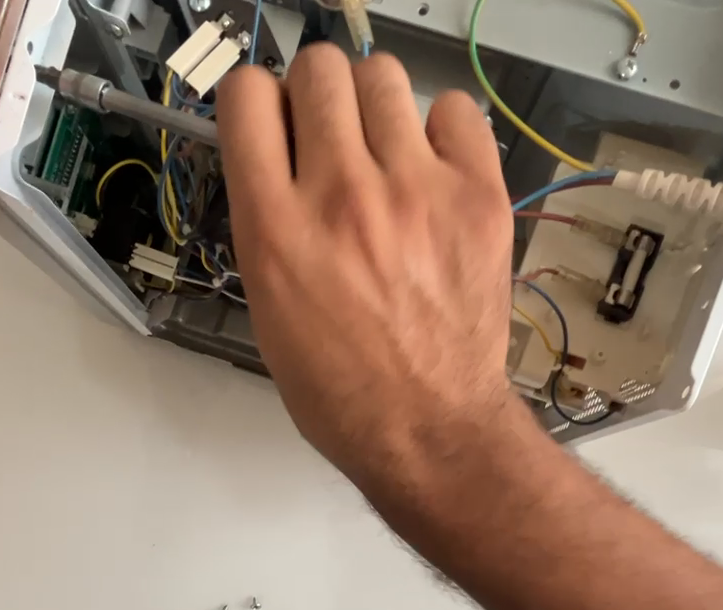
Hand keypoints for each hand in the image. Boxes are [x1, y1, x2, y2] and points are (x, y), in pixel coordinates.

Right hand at [216, 47, 518, 486]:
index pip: (246, 96)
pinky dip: (439, 132)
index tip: (268, 124)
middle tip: (327, 140)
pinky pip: (455, 111)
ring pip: (383, 76)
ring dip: (372, 108)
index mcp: (276, 231)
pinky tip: (429, 175)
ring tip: (381, 159)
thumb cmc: (344, 392)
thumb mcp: (270, 314)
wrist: (427, 428)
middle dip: (314, 98)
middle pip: (318, 69)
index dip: (255, 103)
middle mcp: (341, 196)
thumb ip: (267, 227)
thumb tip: (275, 168)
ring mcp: (415, 192)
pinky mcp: (476, 198)